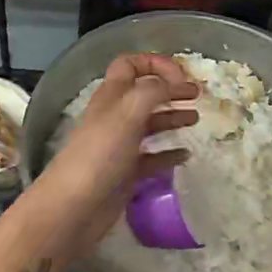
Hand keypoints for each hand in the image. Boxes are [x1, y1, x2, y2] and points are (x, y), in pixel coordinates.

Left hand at [36, 52, 197, 246]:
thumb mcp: (127, 113)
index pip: (130, 65)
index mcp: (112, 96)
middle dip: (171, 90)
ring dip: (173, 117)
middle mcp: (115, 117)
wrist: (74, 208)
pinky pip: (152, 158)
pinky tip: (185, 155)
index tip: (181, 77)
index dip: (155, 63)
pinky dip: (169, 153)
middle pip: (145, 94)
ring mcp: (120, 146)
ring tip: (195, 120)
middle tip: (197, 96)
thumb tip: (171, 83)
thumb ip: (152, 91)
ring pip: (150, 124)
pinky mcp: (126, 173)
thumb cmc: (100, 155)